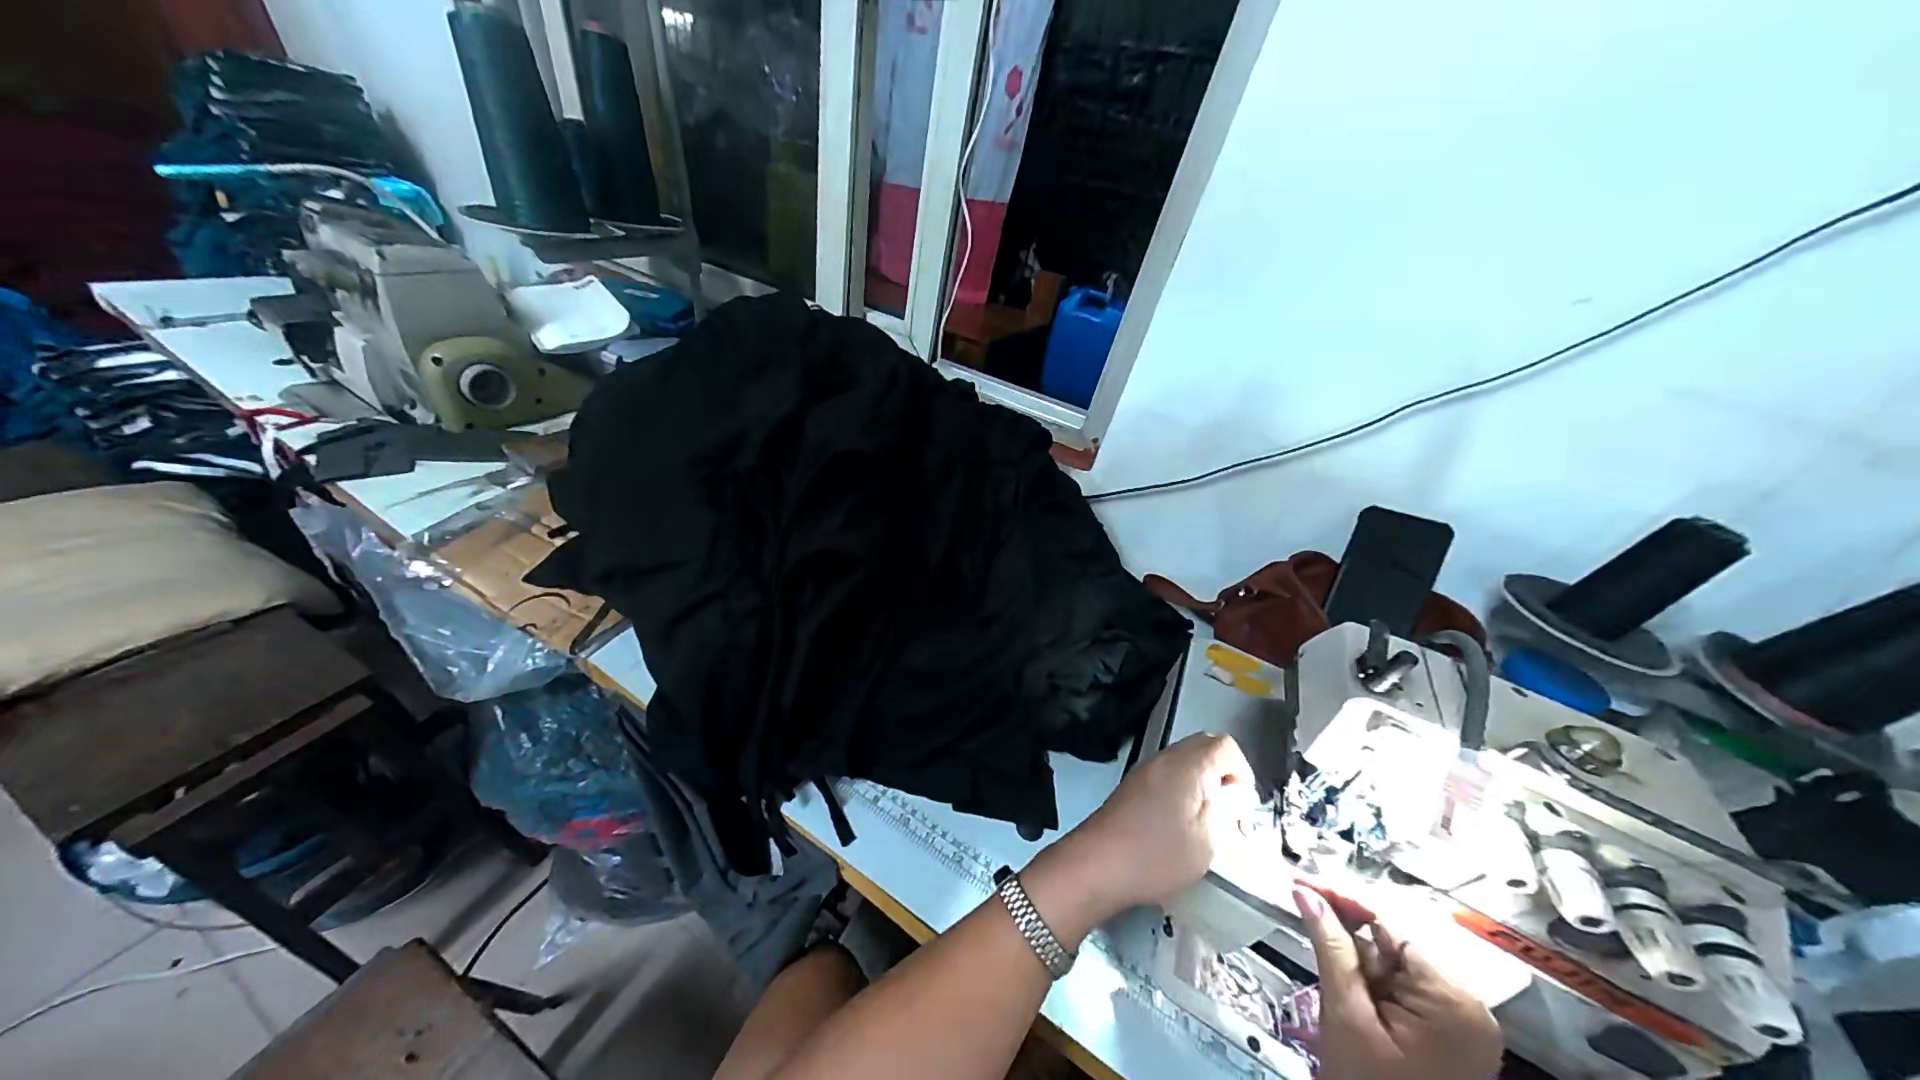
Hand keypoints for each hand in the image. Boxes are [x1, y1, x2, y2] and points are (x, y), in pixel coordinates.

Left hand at [1029, 734, 1257, 933]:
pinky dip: (1182, 788)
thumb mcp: (1207, 841)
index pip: (1225, 746)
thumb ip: (1224, 812)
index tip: (1243, 805)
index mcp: (1186, 766)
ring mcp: (1144, 770)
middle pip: (1204, 746)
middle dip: (1224, 773)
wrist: (1097, 864)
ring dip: (1202, 781)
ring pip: (1184, 760)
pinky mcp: (1132, 785)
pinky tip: (1180, 821)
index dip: (1242, 771)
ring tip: (1205, 820)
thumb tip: (1230, 796)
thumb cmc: (1157, 856)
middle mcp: (1164, 759)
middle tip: (1228, 811)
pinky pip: (1166, 774)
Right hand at [1293, 885, 1502, 1079]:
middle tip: (1303, 895)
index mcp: (1455, 1001)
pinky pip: (1406, 978)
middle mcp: (1472, 1004)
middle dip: (1350, 915)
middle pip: (1400, 936)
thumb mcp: (1345, 1015)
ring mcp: (1464, 1019)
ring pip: (1400, 954)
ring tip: (1317, 925)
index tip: (1302, 881)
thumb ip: (1331, 947)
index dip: (1345, 896)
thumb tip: (1307, 893)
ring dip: (1356, 940)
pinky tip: (1342, 960)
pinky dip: (1371, 967)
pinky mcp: (1449, 1029)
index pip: (1395, 923)